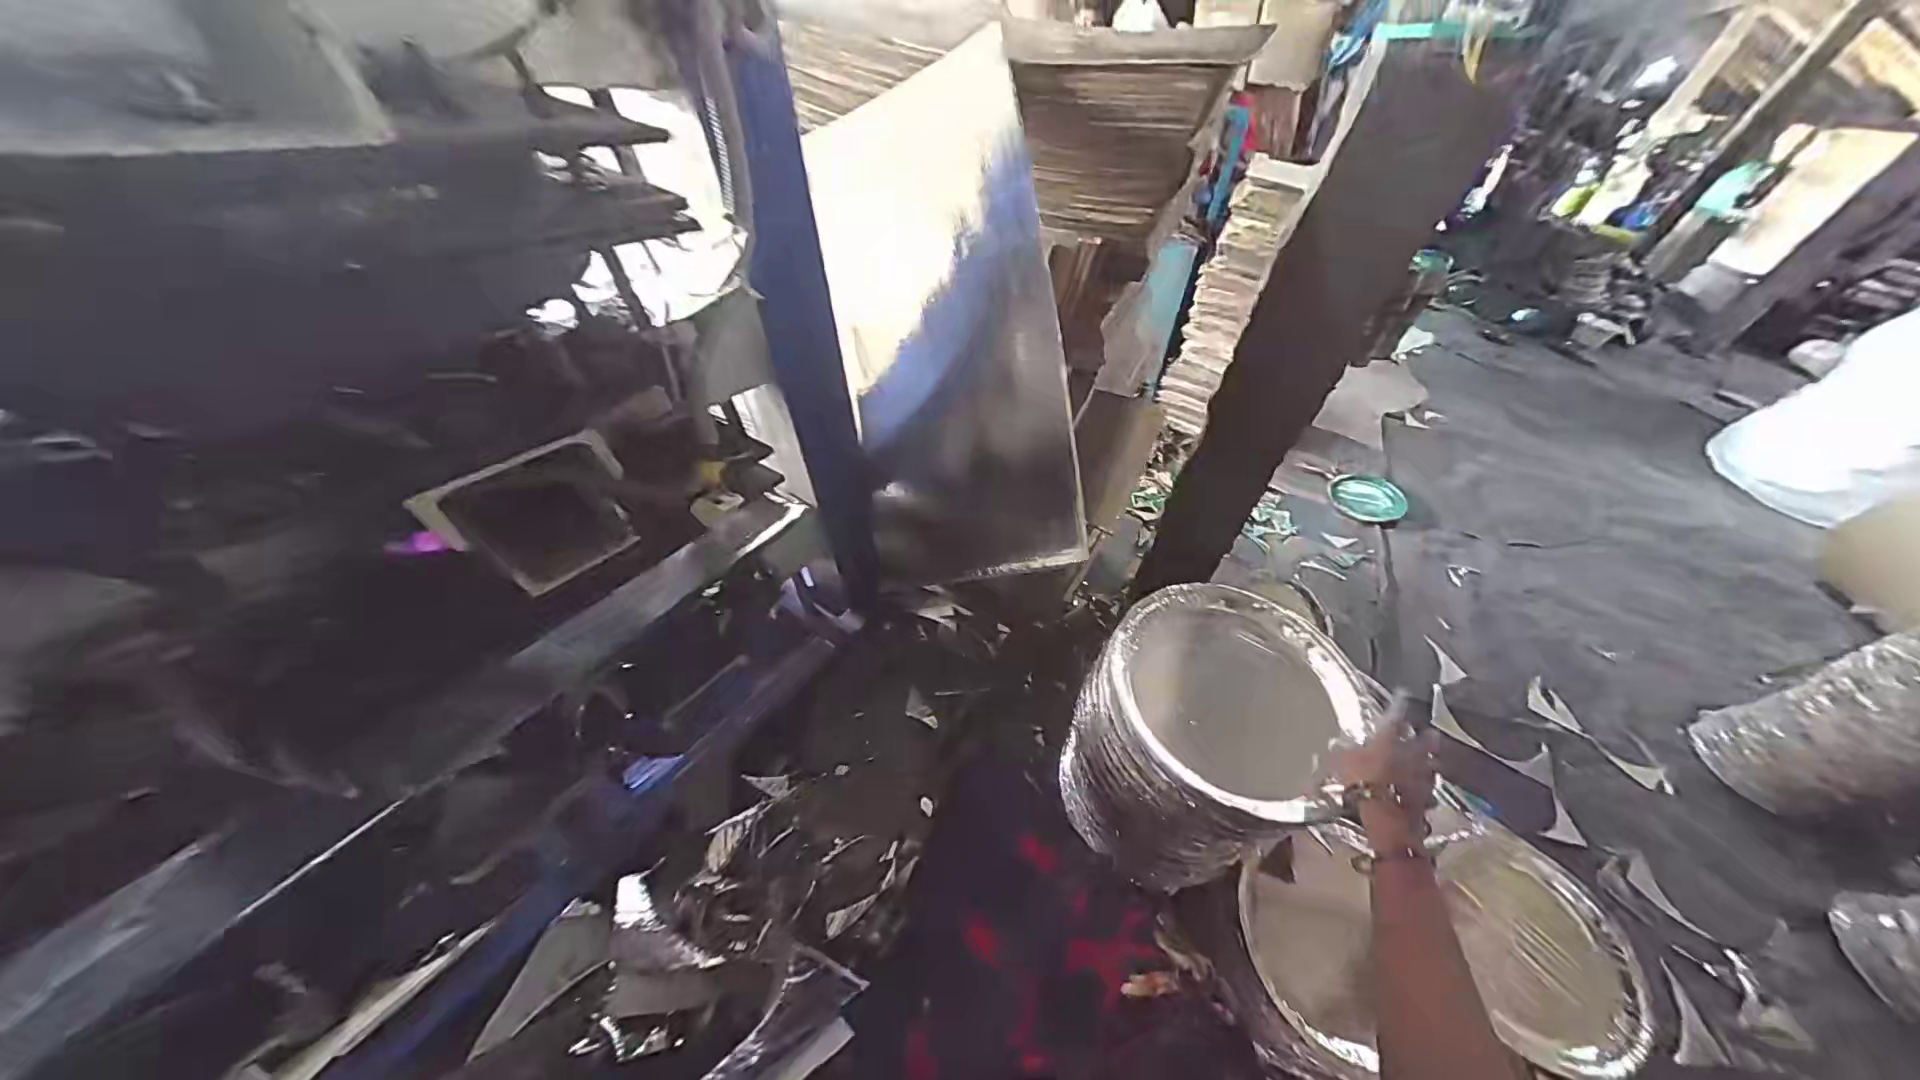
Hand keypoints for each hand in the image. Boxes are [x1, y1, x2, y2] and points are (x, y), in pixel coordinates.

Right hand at [1335, 696, 1436, 850]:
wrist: (1387, 816)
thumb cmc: (1359, 782)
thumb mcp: (1340, 762)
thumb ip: (1340, 751)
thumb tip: (1336, 742)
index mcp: (1386, 742)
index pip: (1393, 720)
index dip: (1397, 708)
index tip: (1403, 695)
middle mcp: (1408, 756)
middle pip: (1422, 743)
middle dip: (1425, 737)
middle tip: (1430, 731)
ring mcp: (1421, 777)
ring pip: (1429, 765)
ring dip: (1429, 762)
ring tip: (1431, 761)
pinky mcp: (1427, 798)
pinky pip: (1428, 788)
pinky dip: (1426, 786)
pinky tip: (1424, 790)